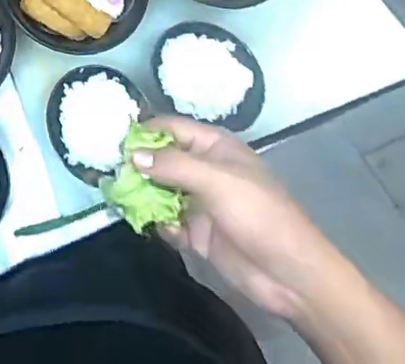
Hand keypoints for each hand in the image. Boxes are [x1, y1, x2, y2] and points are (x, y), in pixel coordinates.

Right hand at [133, 115, 347, 320]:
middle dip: (137, 164)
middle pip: (159, 157)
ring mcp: (199, 200)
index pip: (169, 127)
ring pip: (159, 189)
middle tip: (111, 171)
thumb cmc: (259, 215)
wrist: (294, 277)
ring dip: (142, 193)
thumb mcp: (216, 181)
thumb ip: (172, 164)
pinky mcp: (196, 231)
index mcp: (213, 147)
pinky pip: (166, 219)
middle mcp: (203, 168)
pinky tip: (151, 225)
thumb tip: (131, 154)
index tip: (115, 141)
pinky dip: (156, 221)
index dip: (144, 132)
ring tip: (121, 198)